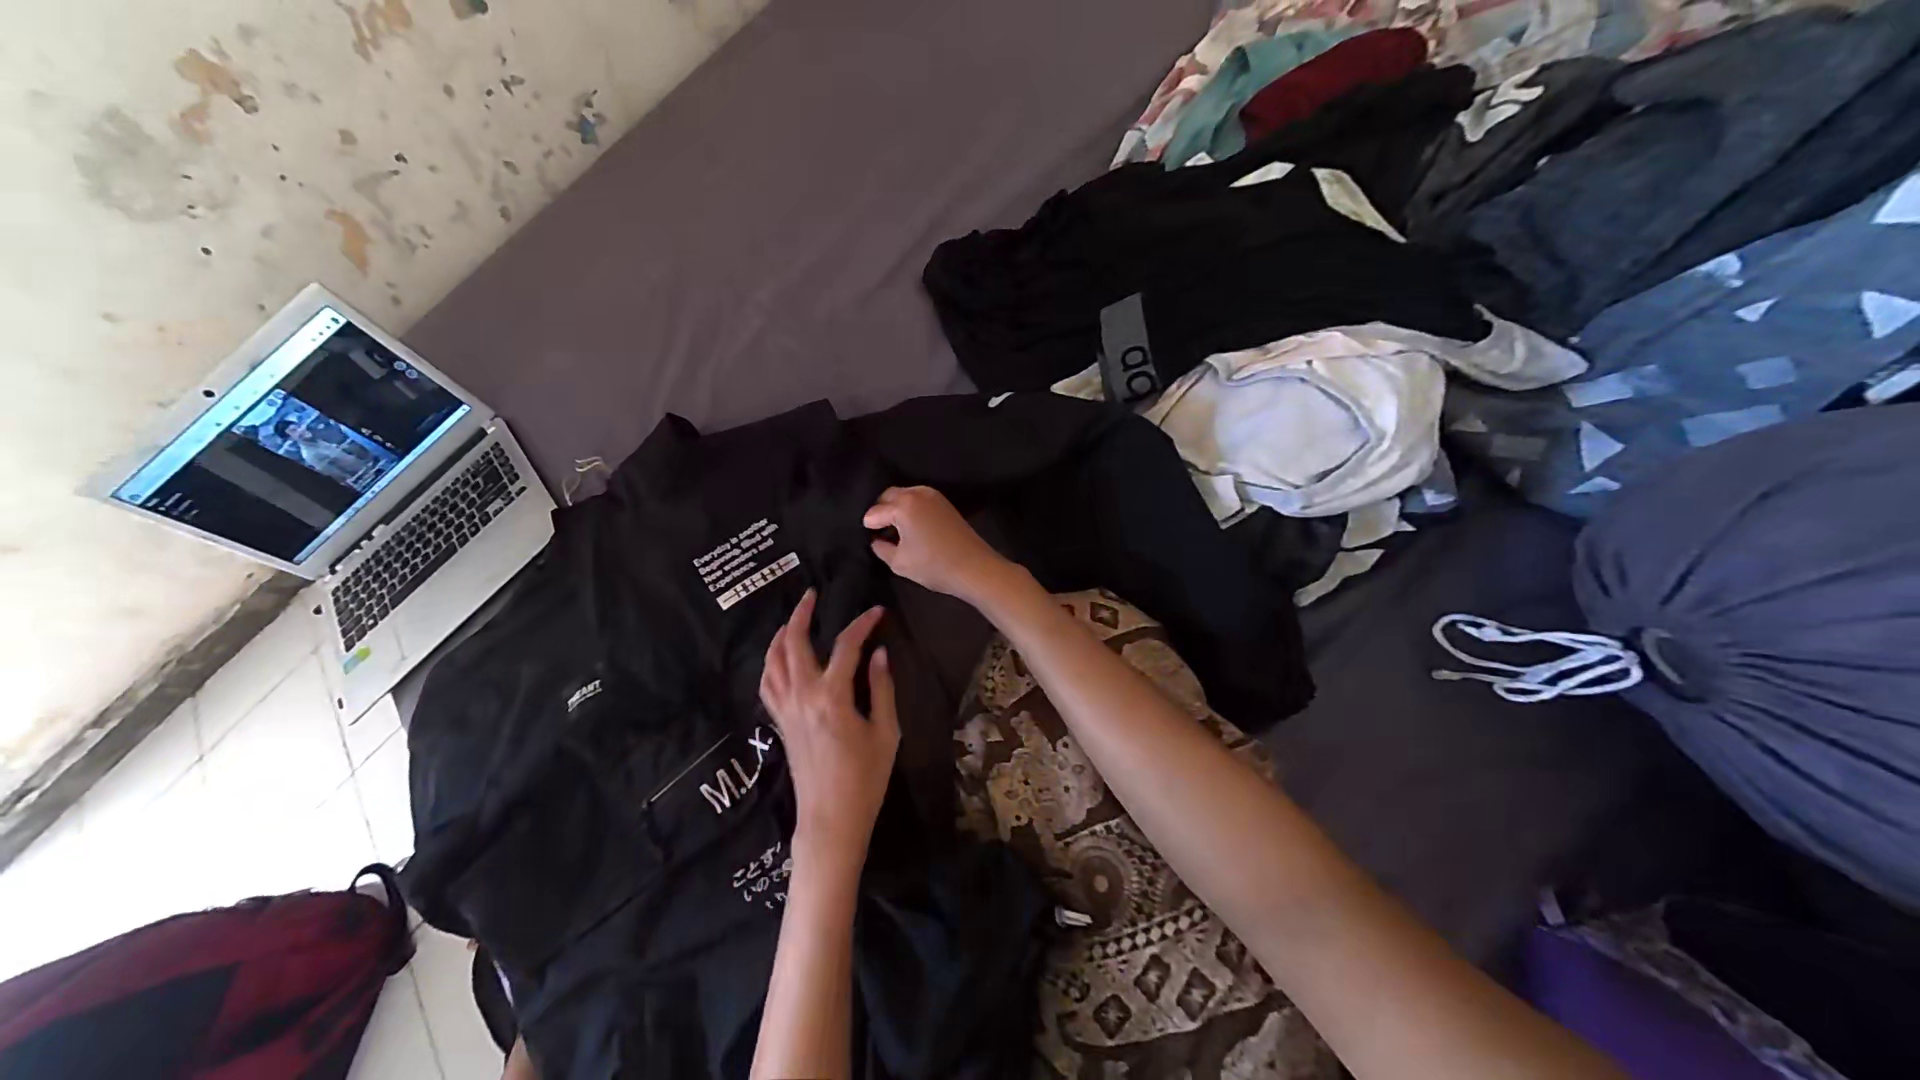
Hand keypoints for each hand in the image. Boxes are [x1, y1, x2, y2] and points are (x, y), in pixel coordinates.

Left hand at [759, 589, 899, 867]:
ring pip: (773, 660)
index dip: (862, 623)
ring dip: (780, 634)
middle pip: (793, 643)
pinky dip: (771, 663)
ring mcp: (785, 709)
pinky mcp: (779, 722)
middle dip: (801, 614)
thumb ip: (882, 689)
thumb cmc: (865, 779)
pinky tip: (780, 657)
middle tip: (812, 595)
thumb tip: (879, 654)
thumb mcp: (886, 732)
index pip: (846, 646)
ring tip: (792, 619)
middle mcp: (802, 696)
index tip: (877, 611)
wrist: (831, 819)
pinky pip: (767, 683)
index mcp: (832, 697)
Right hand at [864, 486, 1022, 606]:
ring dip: (895, 508)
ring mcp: (933, 495)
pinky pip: (917, 499)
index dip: (868, 525)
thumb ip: (881, 547)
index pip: (875, 512)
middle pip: (888, 495)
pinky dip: (909, 508)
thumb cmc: (934, 566)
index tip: (867, 536)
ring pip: (904, 495)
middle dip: (880, 510)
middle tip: (877, 530)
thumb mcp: (899, 562)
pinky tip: (909, 526)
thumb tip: (876, 539)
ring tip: (893, 529)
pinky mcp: (944, 502)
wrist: (974, 567)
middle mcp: (917, 492)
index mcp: (903, 505)